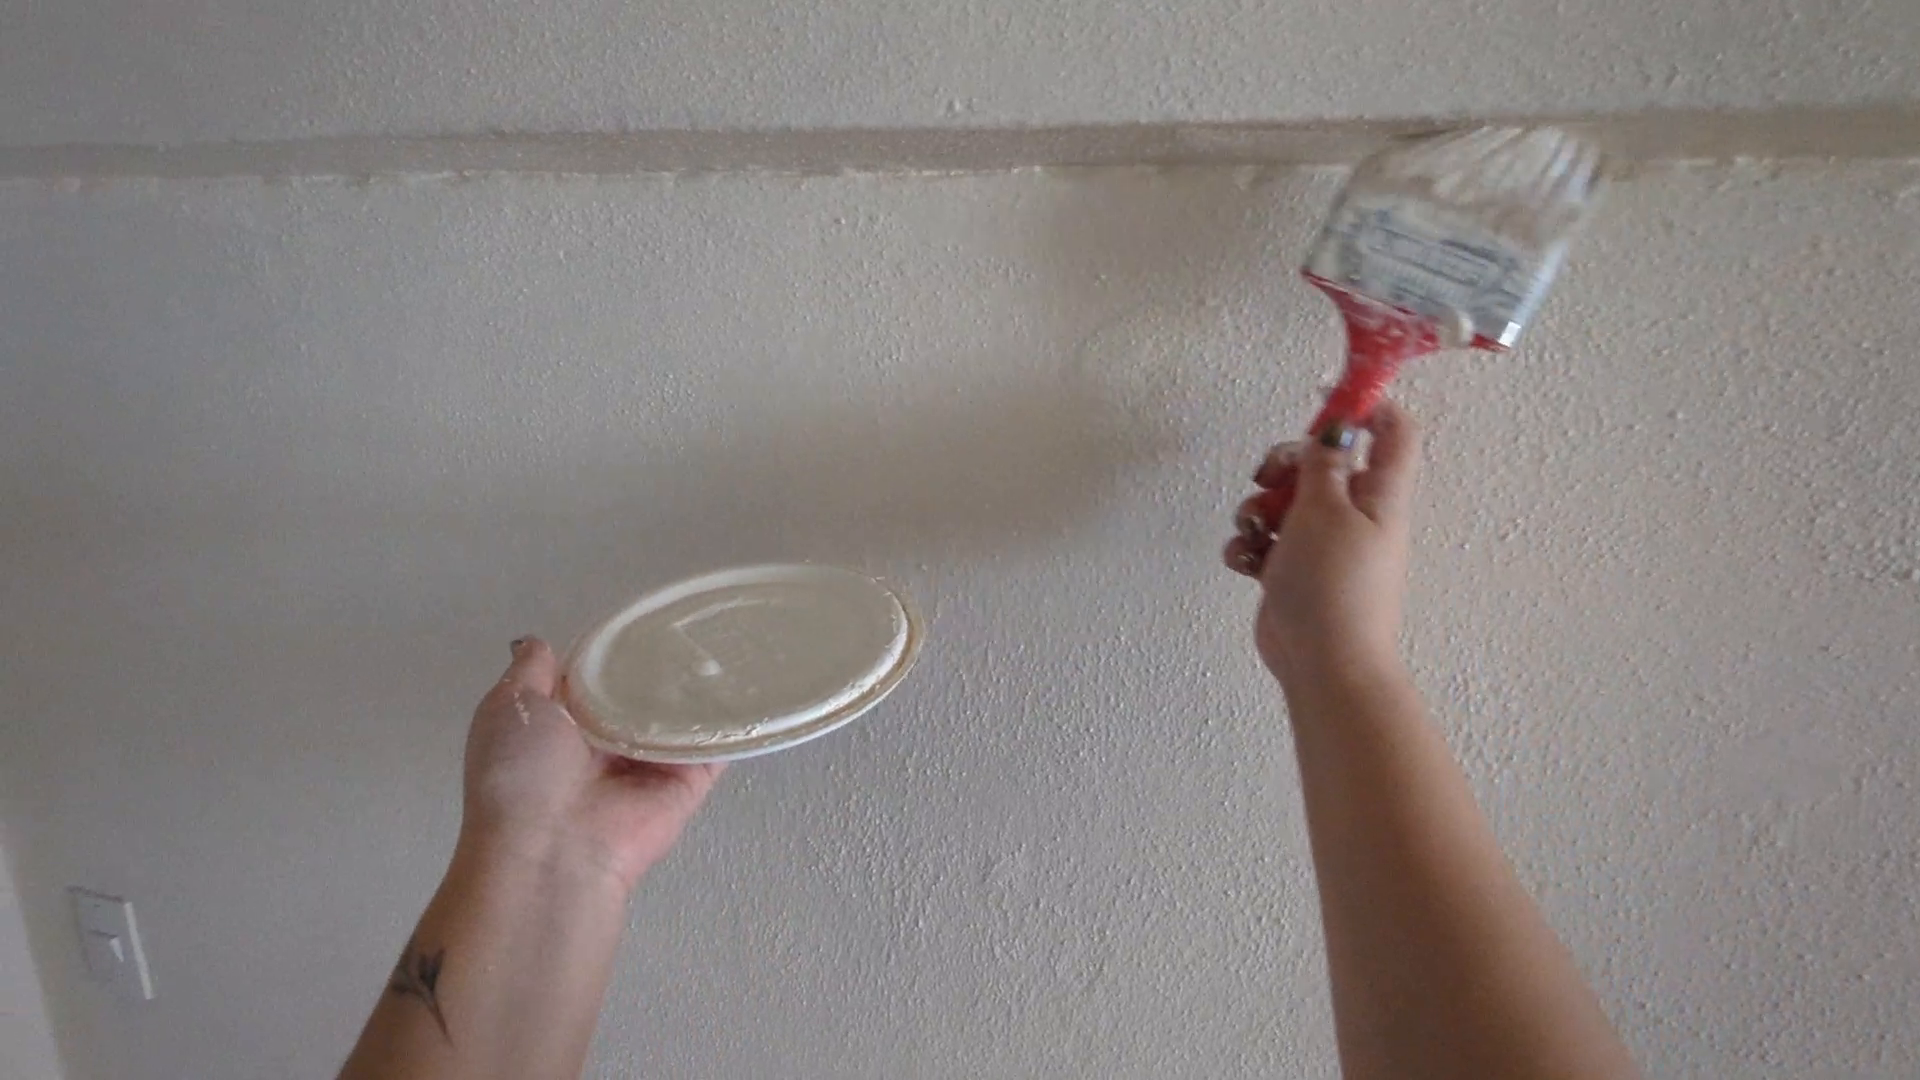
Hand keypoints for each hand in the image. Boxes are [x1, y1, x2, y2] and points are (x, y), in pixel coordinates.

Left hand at [457, 638, 721, 894]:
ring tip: (731, 641)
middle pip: (646, 695)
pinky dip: (734, 721)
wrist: (555, 848)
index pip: (598, 679)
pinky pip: (716, 744)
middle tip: (696, 623)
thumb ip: (528, 672)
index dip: (616, 649)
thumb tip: (537, 639)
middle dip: (666, 665)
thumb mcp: (508, 710)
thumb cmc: (523, 774)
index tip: (643, 616)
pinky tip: (752, 683)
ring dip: (704, 687)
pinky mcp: (690, 780)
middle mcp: (610, 744)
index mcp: (566, 727)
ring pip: (685, 716)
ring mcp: (654, 764)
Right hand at [1223, 401, 1420, 682]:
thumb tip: (1338, 424)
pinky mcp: (1291, 569)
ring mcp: (1320, 543)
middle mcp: (1353, 513)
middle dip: (1284, 463)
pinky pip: (1266, 540)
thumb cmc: (1333, 582)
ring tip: (1253, 531)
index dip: (1365, 405)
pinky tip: (1244, 560)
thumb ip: (1323, 463)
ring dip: (1257, 507)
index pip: (1392, 431)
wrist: (1322, 659)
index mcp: (1378, 493)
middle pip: (1320, 462)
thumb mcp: (1325, 511)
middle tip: (1265, 476)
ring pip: (1284, 500)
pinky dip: (1250, 544)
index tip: (1324, 395)